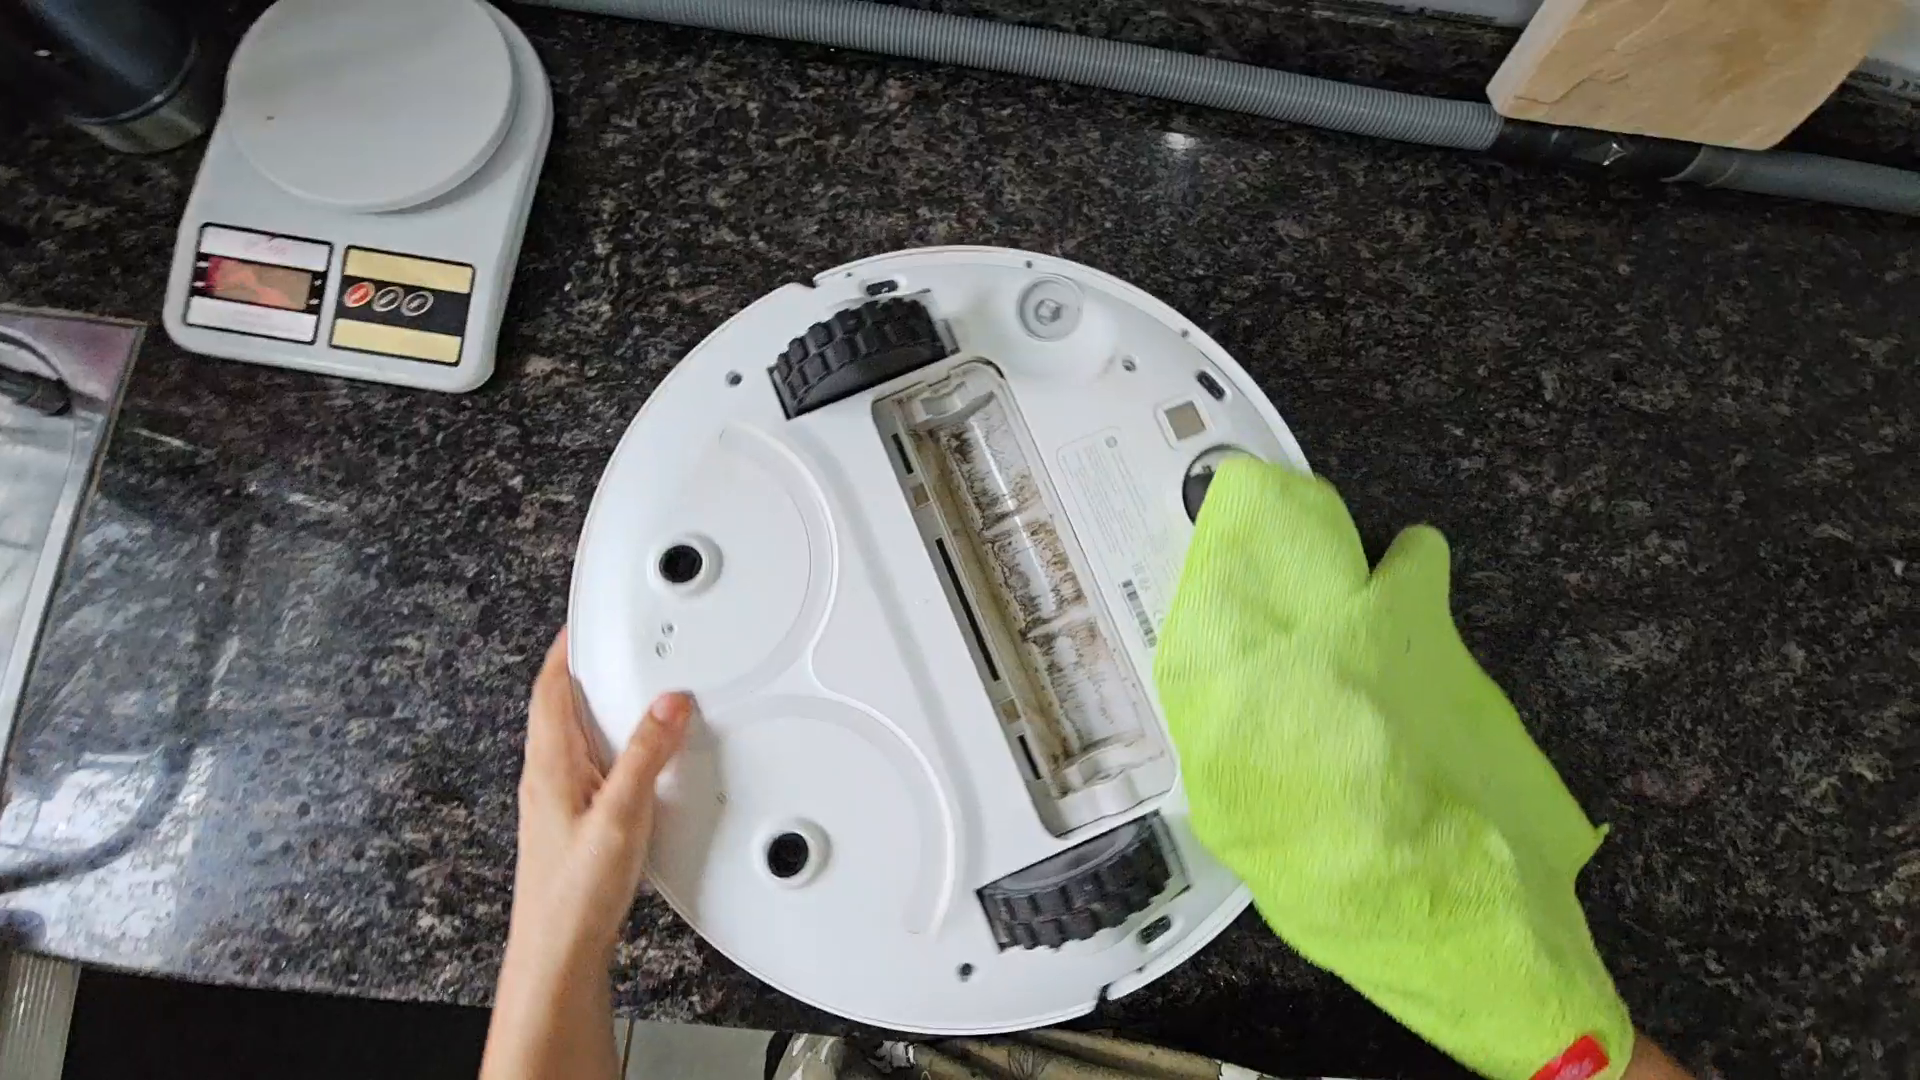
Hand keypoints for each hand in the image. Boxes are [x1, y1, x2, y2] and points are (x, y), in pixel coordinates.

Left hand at [483, 627, 690, 1079]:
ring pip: (575, 730)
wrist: (558, 950)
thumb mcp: (621, 814)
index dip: (567, 649)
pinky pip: (588, 757)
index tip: (584, 618)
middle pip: (561, 703)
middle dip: (584, 666)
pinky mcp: (574, 814)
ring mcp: (558, 795)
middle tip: (612, 640)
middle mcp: (549, 774)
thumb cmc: (575, 890)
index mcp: (552, 763)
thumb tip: (669, 702)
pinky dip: (609, 735)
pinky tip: (632, 748)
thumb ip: (646, 754)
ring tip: (628, 681)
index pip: (553, 688)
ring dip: (597, 700)